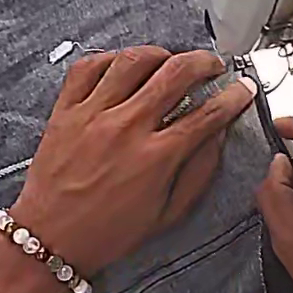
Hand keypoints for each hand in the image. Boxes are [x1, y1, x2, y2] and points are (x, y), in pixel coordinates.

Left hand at [0, 47, 256, 292]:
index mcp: (156, 157)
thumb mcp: (167, 214)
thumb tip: (218, 136)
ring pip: (134, 60)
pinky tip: (124, 66)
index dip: (232, 97)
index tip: (241, 90)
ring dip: (161, 53)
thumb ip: (199, 172)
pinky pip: (89, 66)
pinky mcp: (66, 110)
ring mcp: (93, 114)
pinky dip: (111, 58)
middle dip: (204, 62)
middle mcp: (126, 128)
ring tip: (170, 60)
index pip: (207, 114)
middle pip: (176, 73)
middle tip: (212, 66)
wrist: (52, 239)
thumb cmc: (107, 231)